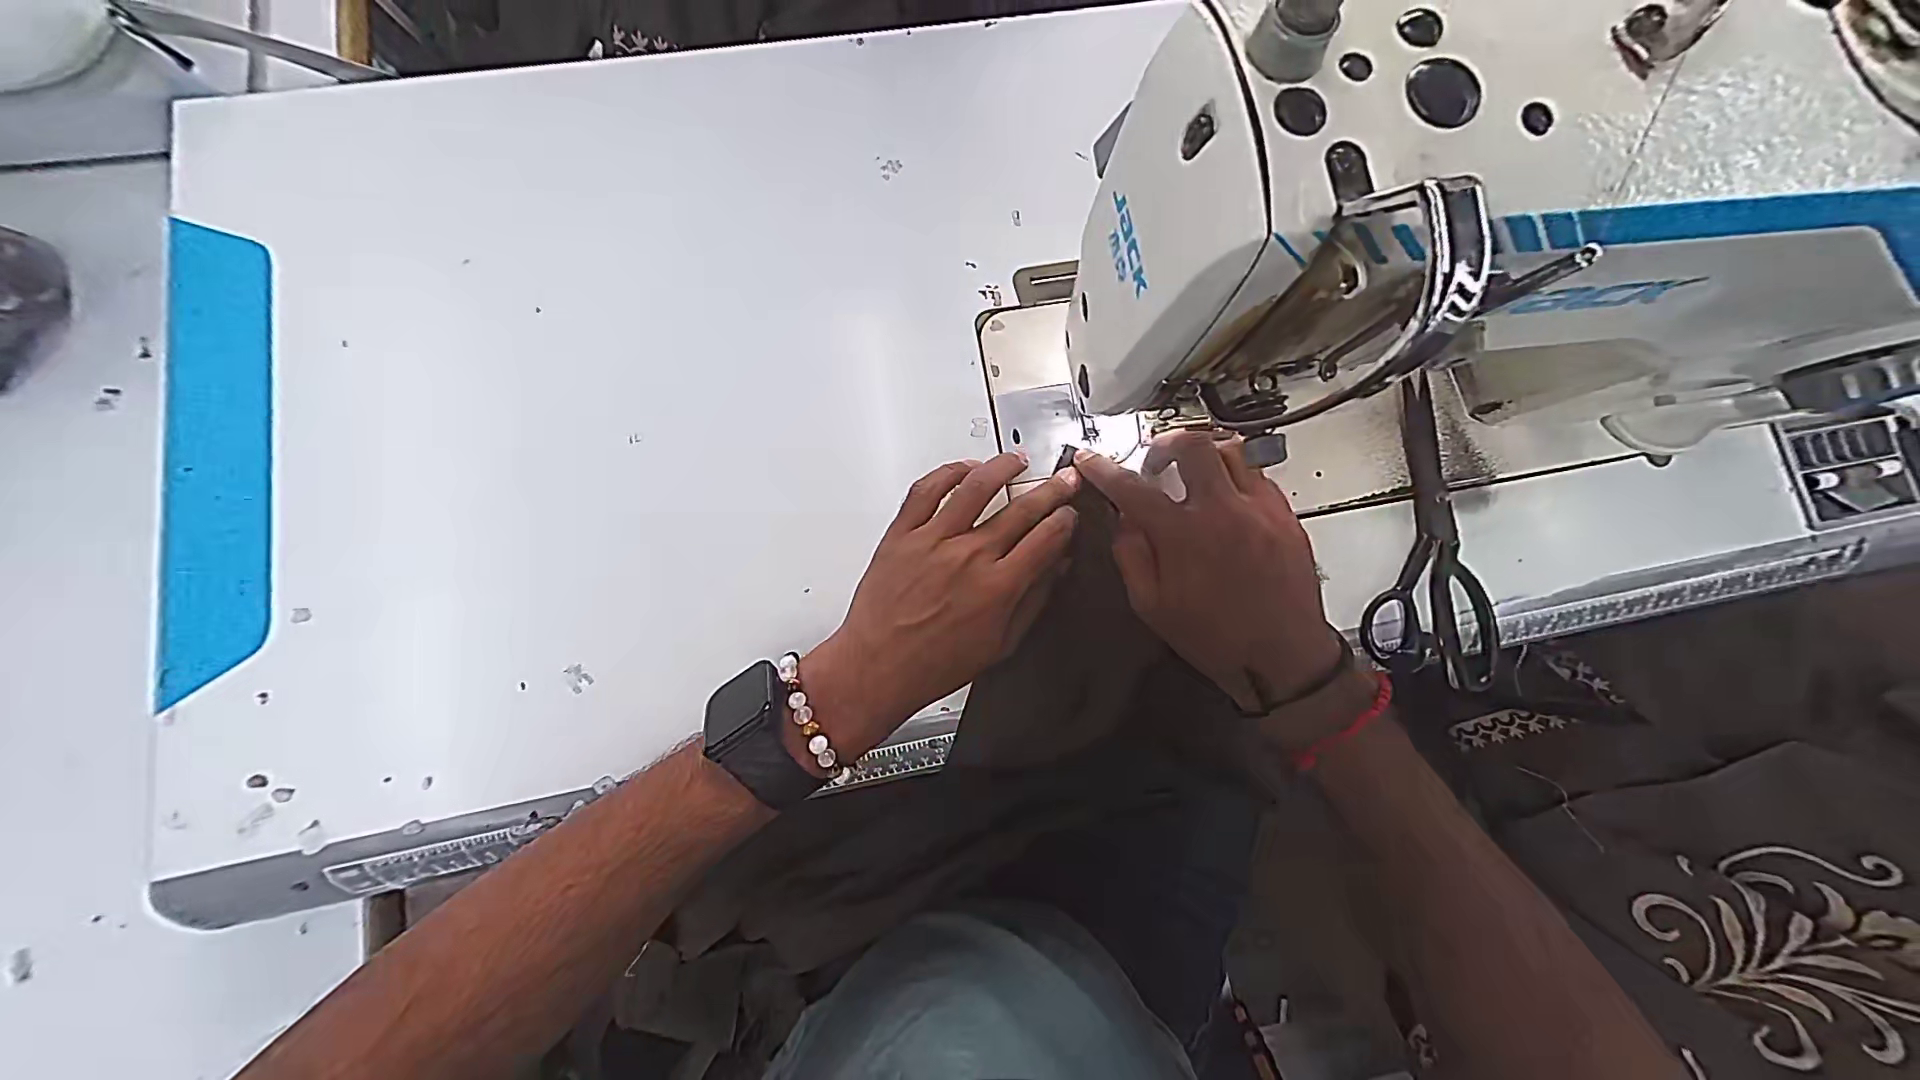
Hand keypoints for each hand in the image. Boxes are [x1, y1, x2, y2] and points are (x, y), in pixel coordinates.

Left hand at [801, 453, 1078, 757]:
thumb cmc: (933, 663)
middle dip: (1051, 489)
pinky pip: (926, 490)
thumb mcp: (1000, 644)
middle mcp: (969, 558)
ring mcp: (933, 541)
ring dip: (1002, 467)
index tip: (1069, 514)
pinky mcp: (902, 534)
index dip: (1065, 520)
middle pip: (1022, 508)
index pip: (1047, 537)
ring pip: (976, 487)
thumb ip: (1033, 602)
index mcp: (998, 587)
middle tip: (1062, 479)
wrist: (878, 667)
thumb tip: (1055, 570)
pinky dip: (948, 472)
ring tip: (1015, 461)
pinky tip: (964, 469)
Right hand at [1073, 433, 1345, 717]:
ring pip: (1230, 450)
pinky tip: (1225, 498)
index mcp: (1183, 536)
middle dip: (1164, 444)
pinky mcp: (1286, 517)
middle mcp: (1223, 512)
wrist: (1281, 657)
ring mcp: (1260, 510)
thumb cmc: (1216, 638)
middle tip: (1154, 461)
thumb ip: (1130, 555)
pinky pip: (1258, 475)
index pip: (1132, 487)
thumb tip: (1123, 520)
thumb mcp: (1151, 605)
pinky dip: (1234, 476)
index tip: (1091, 461)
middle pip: (1191, 444)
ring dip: (1203, 455)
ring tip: (1191, 474)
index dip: (1103, 469)